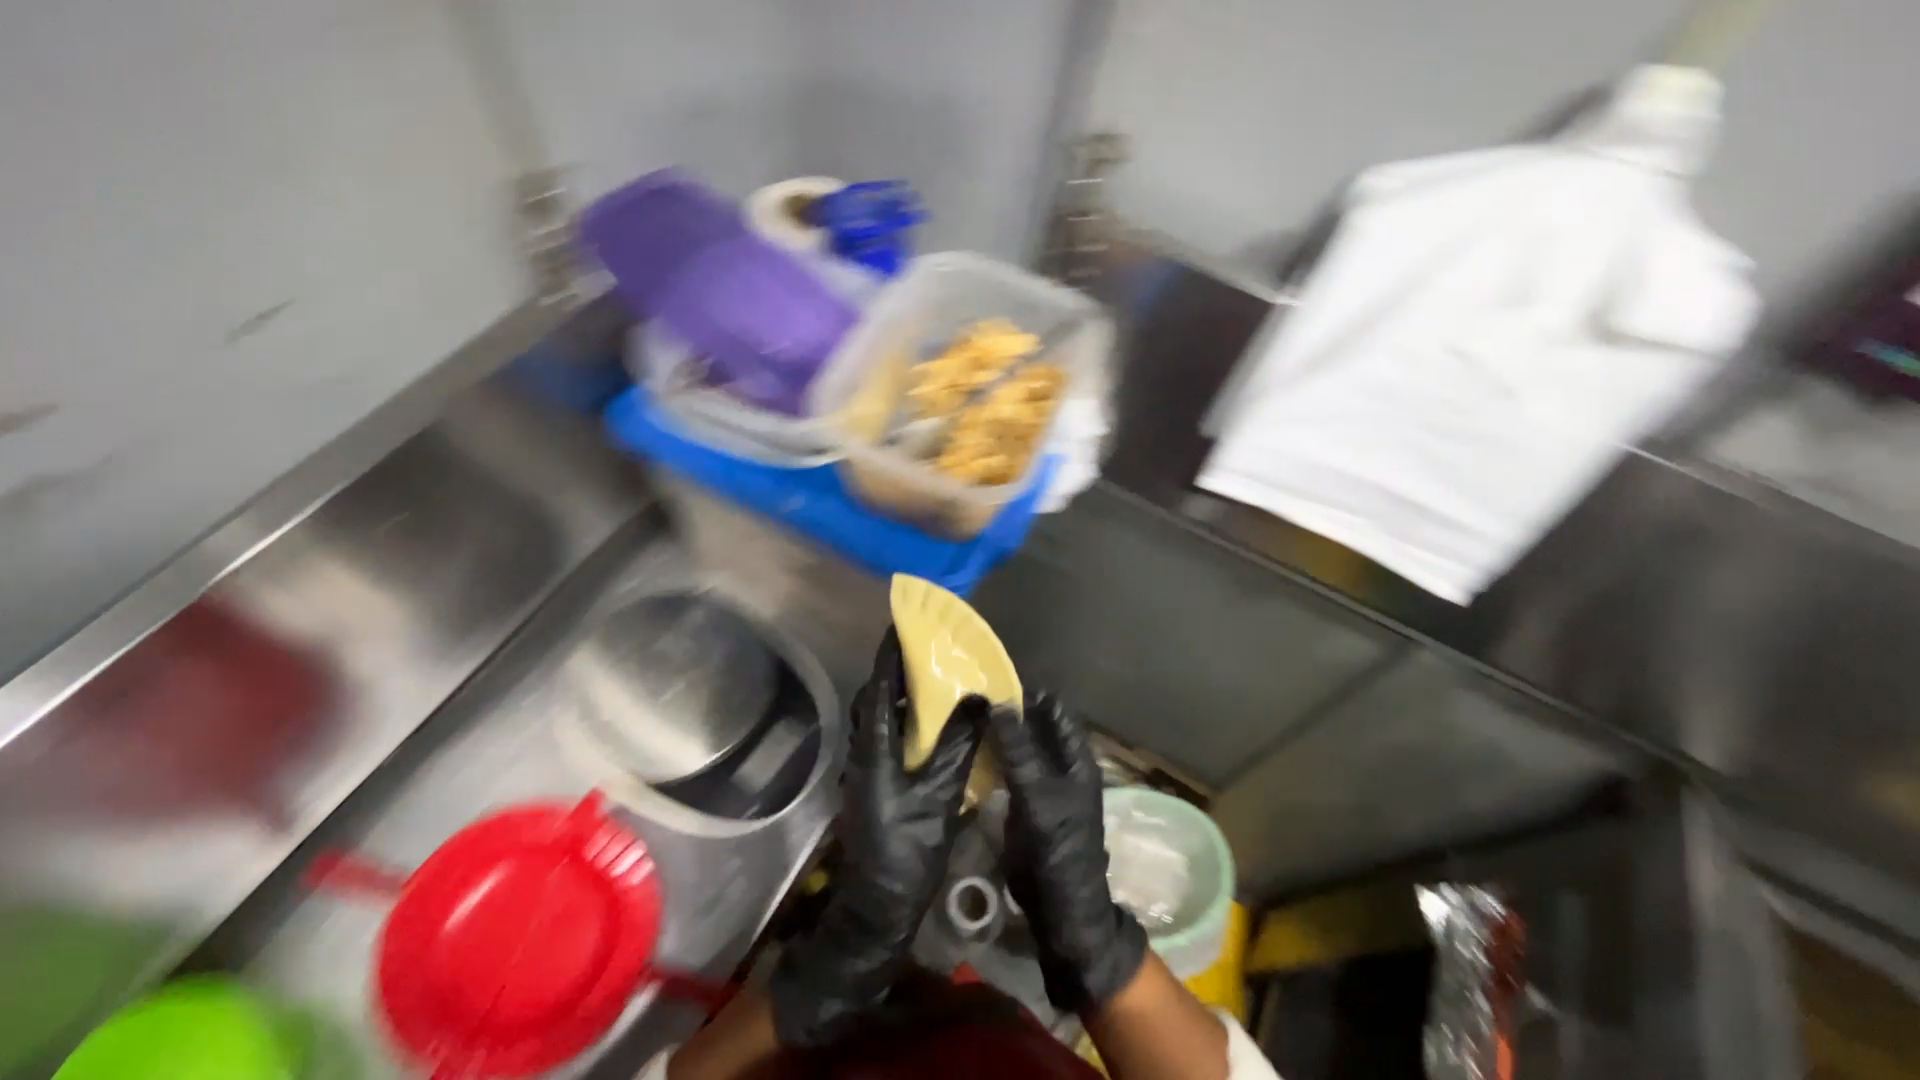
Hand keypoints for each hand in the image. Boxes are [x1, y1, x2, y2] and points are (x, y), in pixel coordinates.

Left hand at [769, 629, 985, 1047]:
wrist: (878, 903)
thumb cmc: (908, 846)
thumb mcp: (940, 794)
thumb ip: (958, 744)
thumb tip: (978, 698)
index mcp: (873, 748)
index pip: (879, 689)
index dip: (890, 656)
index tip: (903, 625)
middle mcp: (862, 752)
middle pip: (874, 700)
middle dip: (896, 672)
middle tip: (927, 652)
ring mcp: (864, 771)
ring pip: (879, 721)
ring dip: (901, 698)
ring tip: (934, 683)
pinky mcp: (872, 786)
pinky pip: (886, 740)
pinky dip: (906, 724)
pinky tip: (933, 730)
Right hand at [991, 693, 1147, 1013]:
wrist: (1060, 906)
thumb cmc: (1058, 847)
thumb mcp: (1037, 794)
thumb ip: (1019, 748)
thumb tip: (998, 702)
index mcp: (1077, 759)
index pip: (1055, 711)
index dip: (1030, 693)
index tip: (993, 678)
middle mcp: (1062, 767)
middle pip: (1035, 727)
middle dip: (1008, 712)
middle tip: (969, 695)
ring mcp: (1042, 787)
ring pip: (1019, 749)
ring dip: (997, 735)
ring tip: (962, 718)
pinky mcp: (1024, 805)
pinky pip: (1007, 772)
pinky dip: (991, 759)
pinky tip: (965, 752)